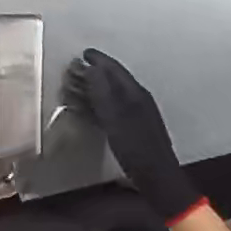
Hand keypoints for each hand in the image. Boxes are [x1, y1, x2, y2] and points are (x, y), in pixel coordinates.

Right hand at [63, 49, 202, 222]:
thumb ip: (103, 92)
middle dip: (93, 74)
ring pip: (111, 96)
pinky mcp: (132, 130)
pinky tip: (87, 112)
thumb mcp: (116, 118)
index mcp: (135, 94)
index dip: (98, 60)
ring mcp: (136, 116)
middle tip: (73, 71)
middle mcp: (137, 100)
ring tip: (75, 89)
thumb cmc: (135, 148)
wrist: (157, 177)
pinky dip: (97, 107)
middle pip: (113, 81)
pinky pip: (111, 112)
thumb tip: (91, 68)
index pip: (114, 69)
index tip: (83, 53)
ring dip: (93, 91)